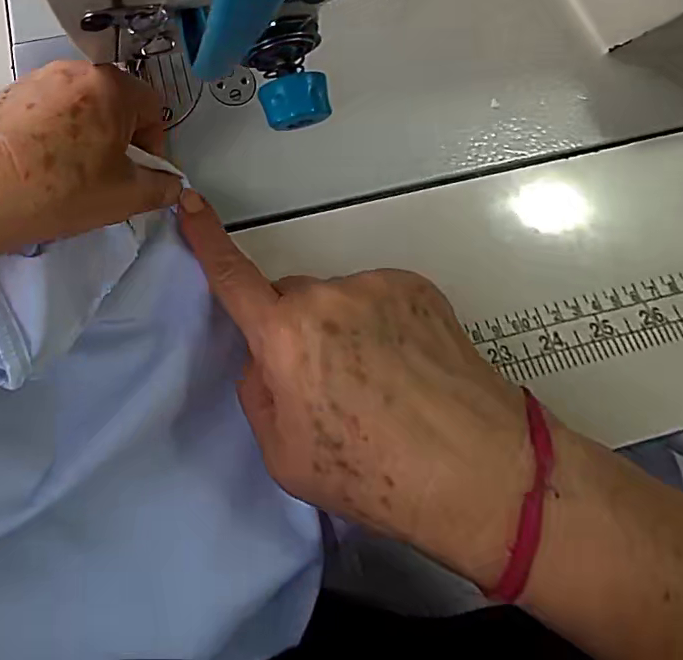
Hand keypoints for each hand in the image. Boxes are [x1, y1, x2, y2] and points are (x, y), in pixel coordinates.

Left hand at [0, 61, 182, 291]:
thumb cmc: (55, 190)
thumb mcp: (123, 198)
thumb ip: (160, 186)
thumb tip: (168, 182)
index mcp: (110, 85)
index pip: (153, 107)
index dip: (153, 146)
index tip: (140, 174)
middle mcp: (72, 71)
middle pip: (113, 102)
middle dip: (117, 138)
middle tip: (105, 177)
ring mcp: (34, 80)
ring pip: (77, 107)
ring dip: (83, 136)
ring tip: (67, 177)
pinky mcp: (5, 96)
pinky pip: (44, 112)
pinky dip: (51, 134)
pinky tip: (37, 168)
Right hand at [174, 191, 535, 586]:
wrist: (494, 482)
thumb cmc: (375, 477)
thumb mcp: (284, 455)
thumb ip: (258, 393)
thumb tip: (269, 359)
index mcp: (282, 335)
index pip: (230, 276)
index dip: (205, 237)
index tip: (188, 199)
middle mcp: (322, 296)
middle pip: (287, 299)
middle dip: (292, 329)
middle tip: (331, 385)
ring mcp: (373, 286)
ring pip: (332, 299)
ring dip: (340, 328)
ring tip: (383, 384)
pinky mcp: (416, 286)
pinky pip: (373, 298)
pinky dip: (379, 323)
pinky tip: (410, 367)